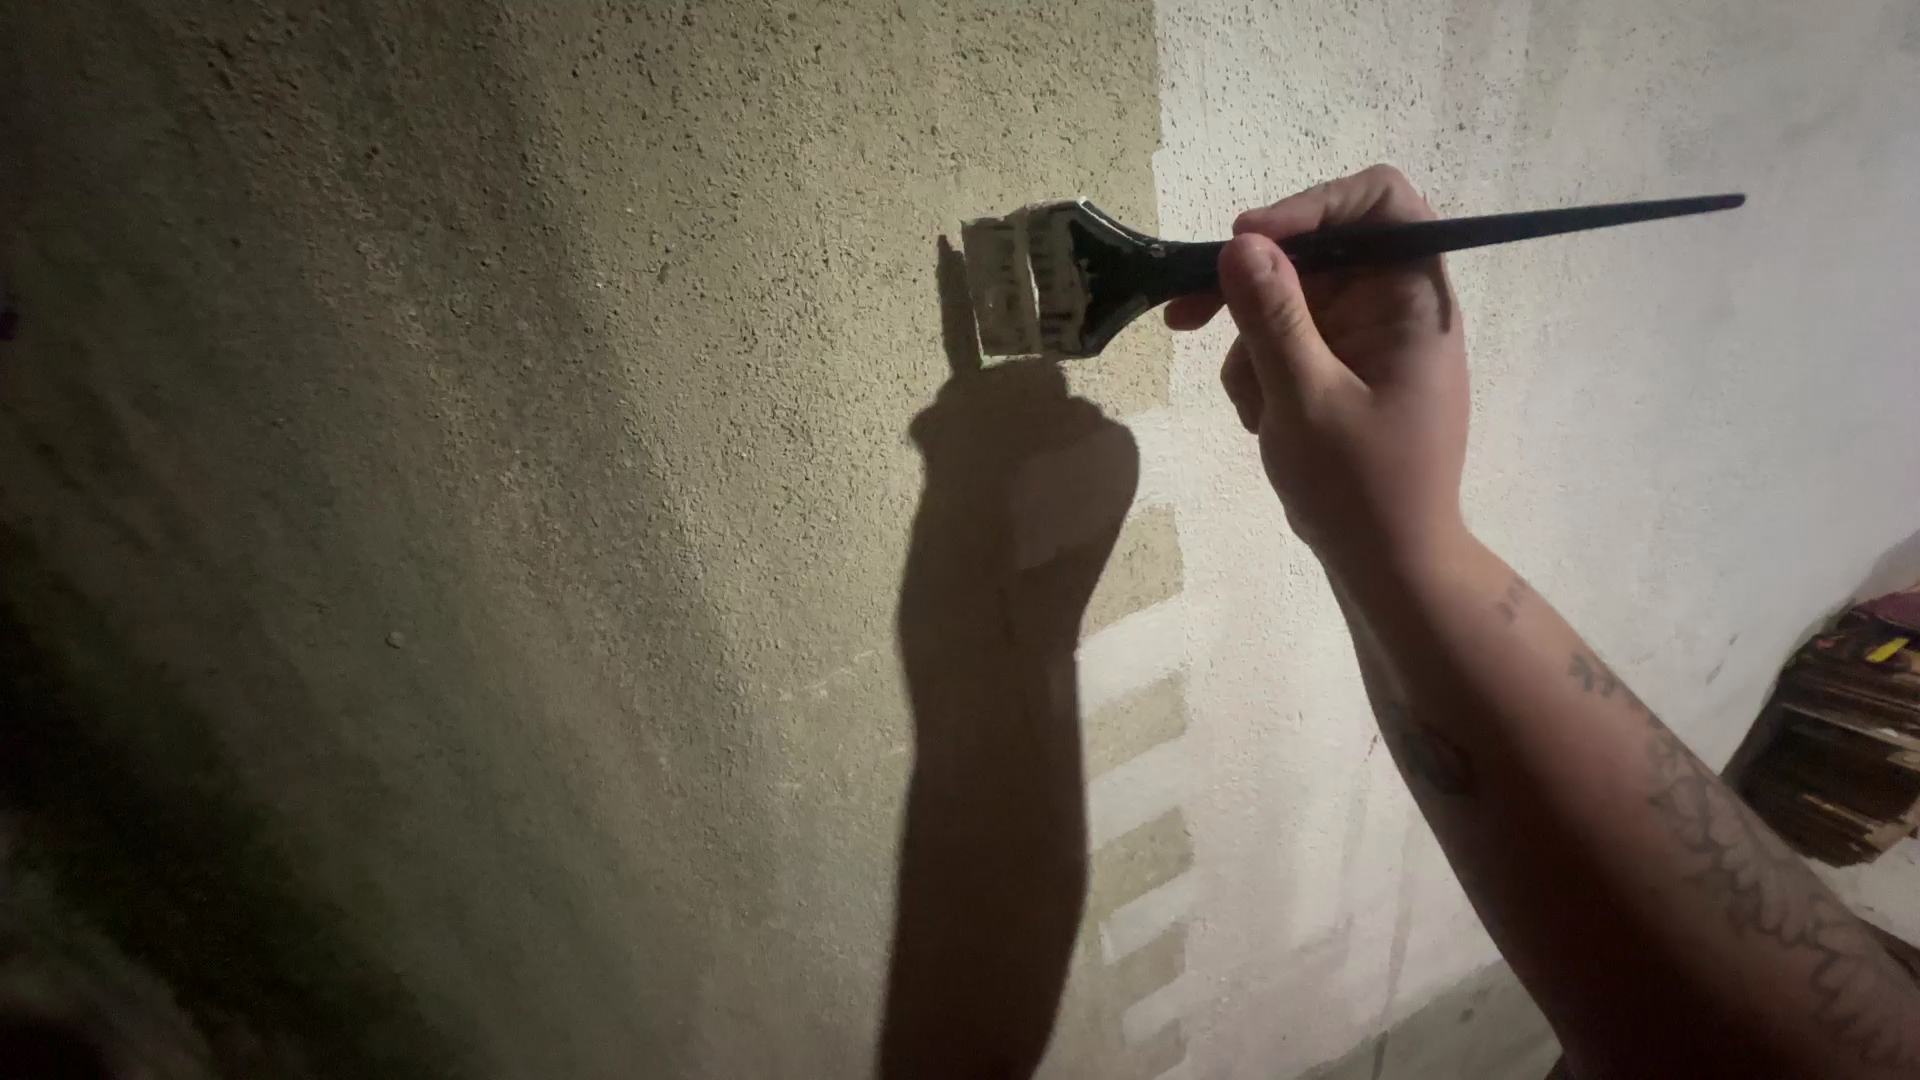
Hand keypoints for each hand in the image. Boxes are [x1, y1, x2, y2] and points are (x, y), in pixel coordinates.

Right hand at [1167, 165, 1469, 572]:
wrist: (1382, 557)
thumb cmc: (1360, 485)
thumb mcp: (1306, 398)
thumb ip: (1273, 319)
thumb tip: (1239, 246)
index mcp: (1413, 298)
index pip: (1378, 203)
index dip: (1309, 207)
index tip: (1243, 242)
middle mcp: (1391, 306)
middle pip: (1313, 256)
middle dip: (1248, 291)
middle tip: (1183, 317)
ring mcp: (1361, 340)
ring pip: (1284, 307)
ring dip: (1251, 353)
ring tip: (1257, 412)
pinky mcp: (1336, 370)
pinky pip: (1282, 347)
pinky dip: (1259, 378)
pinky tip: (1265, 421)